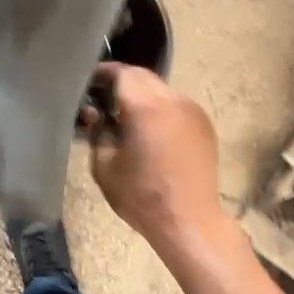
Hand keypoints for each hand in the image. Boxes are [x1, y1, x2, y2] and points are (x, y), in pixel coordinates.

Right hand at [85, 63, 229, 258]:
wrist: (189, 221)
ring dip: (143, 99)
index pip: (122, 73)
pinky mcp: (205, 126)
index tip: (89, 84)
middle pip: (143, 78)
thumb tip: (95, 114)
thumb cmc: (142, 197)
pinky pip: (177, 107)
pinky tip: (151, 134)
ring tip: (127, 120)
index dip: (103, 74)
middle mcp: (173, 99)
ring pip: (162, 91)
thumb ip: (98, 133)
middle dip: (123, 85)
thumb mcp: (105, 168)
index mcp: (146, 106)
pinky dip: (161, 112)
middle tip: (104, 102)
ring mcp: (193, 111)